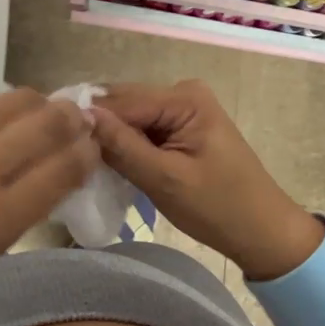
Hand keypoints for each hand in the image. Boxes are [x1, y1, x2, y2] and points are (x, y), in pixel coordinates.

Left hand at [0, 88, 99, 288]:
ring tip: (45, 118)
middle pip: (47, 123)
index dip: (88, 153)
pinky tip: (6, 120)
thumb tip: (71, 161)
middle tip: (80, 122)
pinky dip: (7, 106)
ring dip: (42, 106)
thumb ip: (35, 200)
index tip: (95, 146)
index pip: (63, 168)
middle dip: (73, 119)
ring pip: (20, 99)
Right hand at [90, 80, 324, 280]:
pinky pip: (144, 127)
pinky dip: (128, 144)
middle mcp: (183, 91)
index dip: (91, 121)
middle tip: (71, 155)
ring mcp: (183, 108)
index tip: (61, 144)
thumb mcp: (165, 180)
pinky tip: (112, 162)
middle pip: (125, 103)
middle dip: (101, 128)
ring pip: (131, 116)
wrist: (264, 233)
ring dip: (112, 137)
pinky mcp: (182, 125)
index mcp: (185, 98)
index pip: (123, 101)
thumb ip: (123, 146)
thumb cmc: (219, 209)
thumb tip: (81, 115)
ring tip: (87, 161)